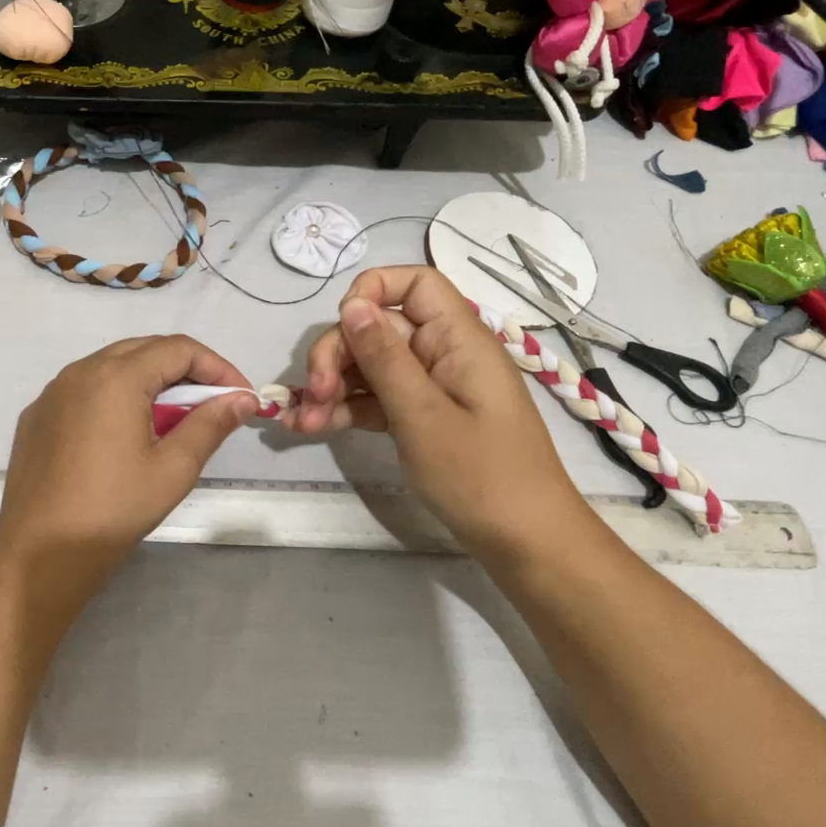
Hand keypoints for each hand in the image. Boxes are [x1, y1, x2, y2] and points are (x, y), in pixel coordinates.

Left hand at [0, 336, 258, 597]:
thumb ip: (210, 425)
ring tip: (172, 419)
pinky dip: (113, 397)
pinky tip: (123, 433)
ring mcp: (52, 392)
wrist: (40, 550)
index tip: (240, 397)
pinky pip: (83, 389)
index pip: (178, 348)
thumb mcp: (173, 469)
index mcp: (116, 377)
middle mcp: (79, 371)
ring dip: (148, 381)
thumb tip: (241, 399)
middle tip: (212, 405)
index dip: (217, 366)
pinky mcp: (36, 416)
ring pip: (110, 366)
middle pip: (144, 349)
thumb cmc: (113, 509)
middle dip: (184, 370)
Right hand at [286, 266, 587, 554]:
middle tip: (312, 394)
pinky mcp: (419, 417)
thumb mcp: (423, 416)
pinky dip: (343, 410)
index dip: (372, 291)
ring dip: (330, 388)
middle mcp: (443, 354)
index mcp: (458, 339)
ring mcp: (430, 387)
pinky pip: (373, 399)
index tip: (341, 328)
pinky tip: (310, 427)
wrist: (524, 543)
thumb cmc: (482, 476)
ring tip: (301, 422)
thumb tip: (351, 304)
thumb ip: (384, 357)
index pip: (415, 283)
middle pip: (377, 328)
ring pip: (368, 366)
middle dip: (336, 355)